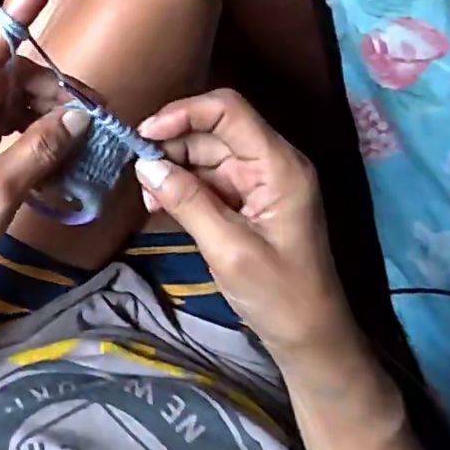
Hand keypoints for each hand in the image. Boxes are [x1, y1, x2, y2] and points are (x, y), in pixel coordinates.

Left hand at [0, 0, 88, 305]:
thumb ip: (39, 148)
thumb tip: (79, 117)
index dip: (15, 14)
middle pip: (7, 73)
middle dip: (49, 85)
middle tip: (89, 108)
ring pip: (16, 94)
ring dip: (49, 107)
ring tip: (81, 129)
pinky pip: (15, 117)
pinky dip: (40, 125)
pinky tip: (63, 141)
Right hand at [132, 89, 357, 363]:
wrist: (309, 338)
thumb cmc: (280, 295)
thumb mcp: (229, 249)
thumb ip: (187, 201)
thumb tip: (145, 165)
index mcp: (278, 167)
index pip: (228, 111)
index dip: (183, 113)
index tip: (145, 135)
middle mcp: (268, 164)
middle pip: (209, 129)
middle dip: (169, 145)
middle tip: (139, 174)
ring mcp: (255, 181)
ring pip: (201, 152)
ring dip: (169, 167)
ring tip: (148, 198)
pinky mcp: (242, 198)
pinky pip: (202, 176)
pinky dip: (177, 185)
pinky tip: (159, 205)